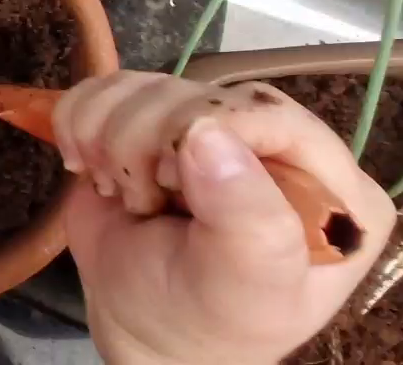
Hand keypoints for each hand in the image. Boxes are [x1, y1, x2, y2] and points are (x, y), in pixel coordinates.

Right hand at [52, 71, 395, 364]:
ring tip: (115, 189)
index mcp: (329, 189)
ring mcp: (201, 129)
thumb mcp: (238, 291)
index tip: (168, 183)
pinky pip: (97, 86)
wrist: (136, 317)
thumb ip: (247, 224)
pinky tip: (86, 166)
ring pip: (134, 85)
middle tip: (136, 197)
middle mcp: (269, 146)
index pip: (266, 112)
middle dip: (136, 139)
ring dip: (98, 133)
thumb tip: (206, 134)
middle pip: (188, 92)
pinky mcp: (142, 119)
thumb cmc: (200, 318)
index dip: (199, 128)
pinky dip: (73, 122)